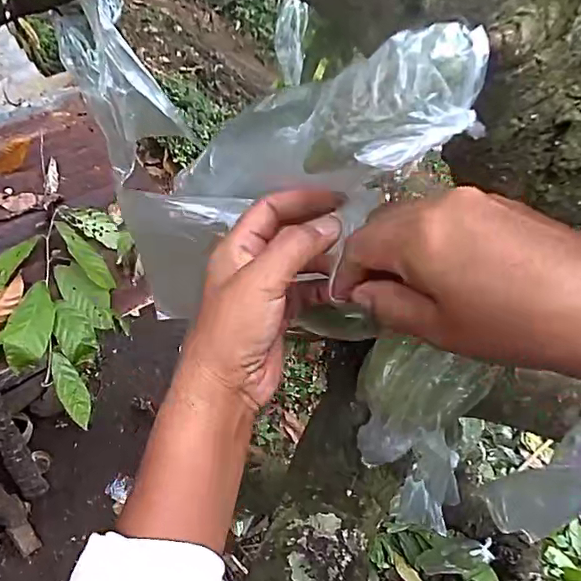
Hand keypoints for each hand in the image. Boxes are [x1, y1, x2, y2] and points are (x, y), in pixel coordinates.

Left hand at [178, 189, 343, 415]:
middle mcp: (250, 264)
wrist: (227, 383)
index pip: (270, 209)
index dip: (302, 198)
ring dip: (323, 258)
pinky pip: (304, 291)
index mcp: (236, 248)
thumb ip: (296, 246)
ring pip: (298, 262)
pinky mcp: (278, 313)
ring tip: (351, 259)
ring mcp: (264, 289)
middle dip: (317, 227)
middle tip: (353, 225)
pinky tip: (340, 289)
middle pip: (287, 233)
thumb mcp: (262, 278)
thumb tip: (331, 223)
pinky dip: (322, 287)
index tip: (338, 196)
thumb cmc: (235, 328)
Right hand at [329, 188, 580, 474]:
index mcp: (416, 230)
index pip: (358, 244)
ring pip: (415, 217)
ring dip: (400, 248)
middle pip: (383, 223)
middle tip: (373, 296)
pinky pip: (447, 217)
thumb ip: (387, 305)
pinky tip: (448, 271)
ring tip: (410, 286)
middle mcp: (440, 202)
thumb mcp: (436, 326)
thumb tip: (362, 292)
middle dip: (370, 258)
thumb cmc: (509, 325)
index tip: (345, 303)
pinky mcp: (503, 204)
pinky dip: (431, 240)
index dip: (344, 275)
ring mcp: (475, 199)